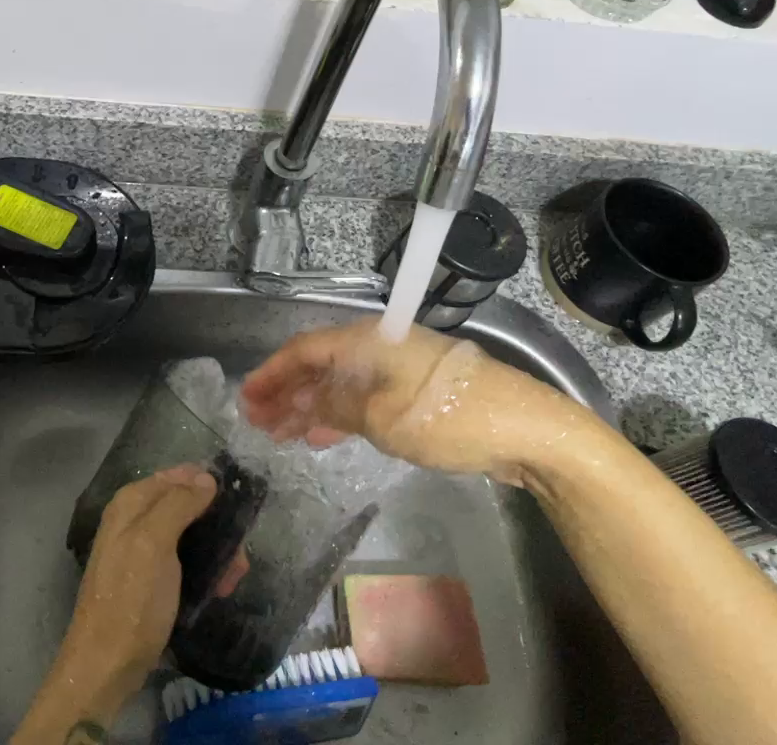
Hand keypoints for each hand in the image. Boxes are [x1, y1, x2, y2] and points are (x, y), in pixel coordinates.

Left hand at [12, 464, 218, 743]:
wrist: (107, 666)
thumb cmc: (131, 600)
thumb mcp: (153, 544)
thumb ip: (178, 504)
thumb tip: (206, 476)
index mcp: (130, 503)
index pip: (175, 476)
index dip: (206, 484)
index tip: (240, 502)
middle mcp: (134, 521)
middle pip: (186, 506)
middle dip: (217, 525)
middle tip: (240, 554)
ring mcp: (142, 552)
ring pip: (190, 536)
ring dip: (216, 553)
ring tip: (235, 577)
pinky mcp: (152, 581)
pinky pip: (185, 563)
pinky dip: (205, 572)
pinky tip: (220, 589)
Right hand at [239, 318, 599, 484]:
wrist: (529, 432)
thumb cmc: (449, 418)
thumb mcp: (383, 418)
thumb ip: (335, 407)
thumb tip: (300, 404)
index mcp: (369, 341)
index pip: (305, 349)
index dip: (272, 373)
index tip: (246, 397)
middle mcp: (380, 348)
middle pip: (320, 366)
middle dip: (286, 392)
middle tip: (256, 421)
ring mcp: (399, 370)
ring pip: (341, 384)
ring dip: (308, 407)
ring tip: (278, 433)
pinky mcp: (416, 393)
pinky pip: (363, 399)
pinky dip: (338, 415)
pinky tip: (319, 436)